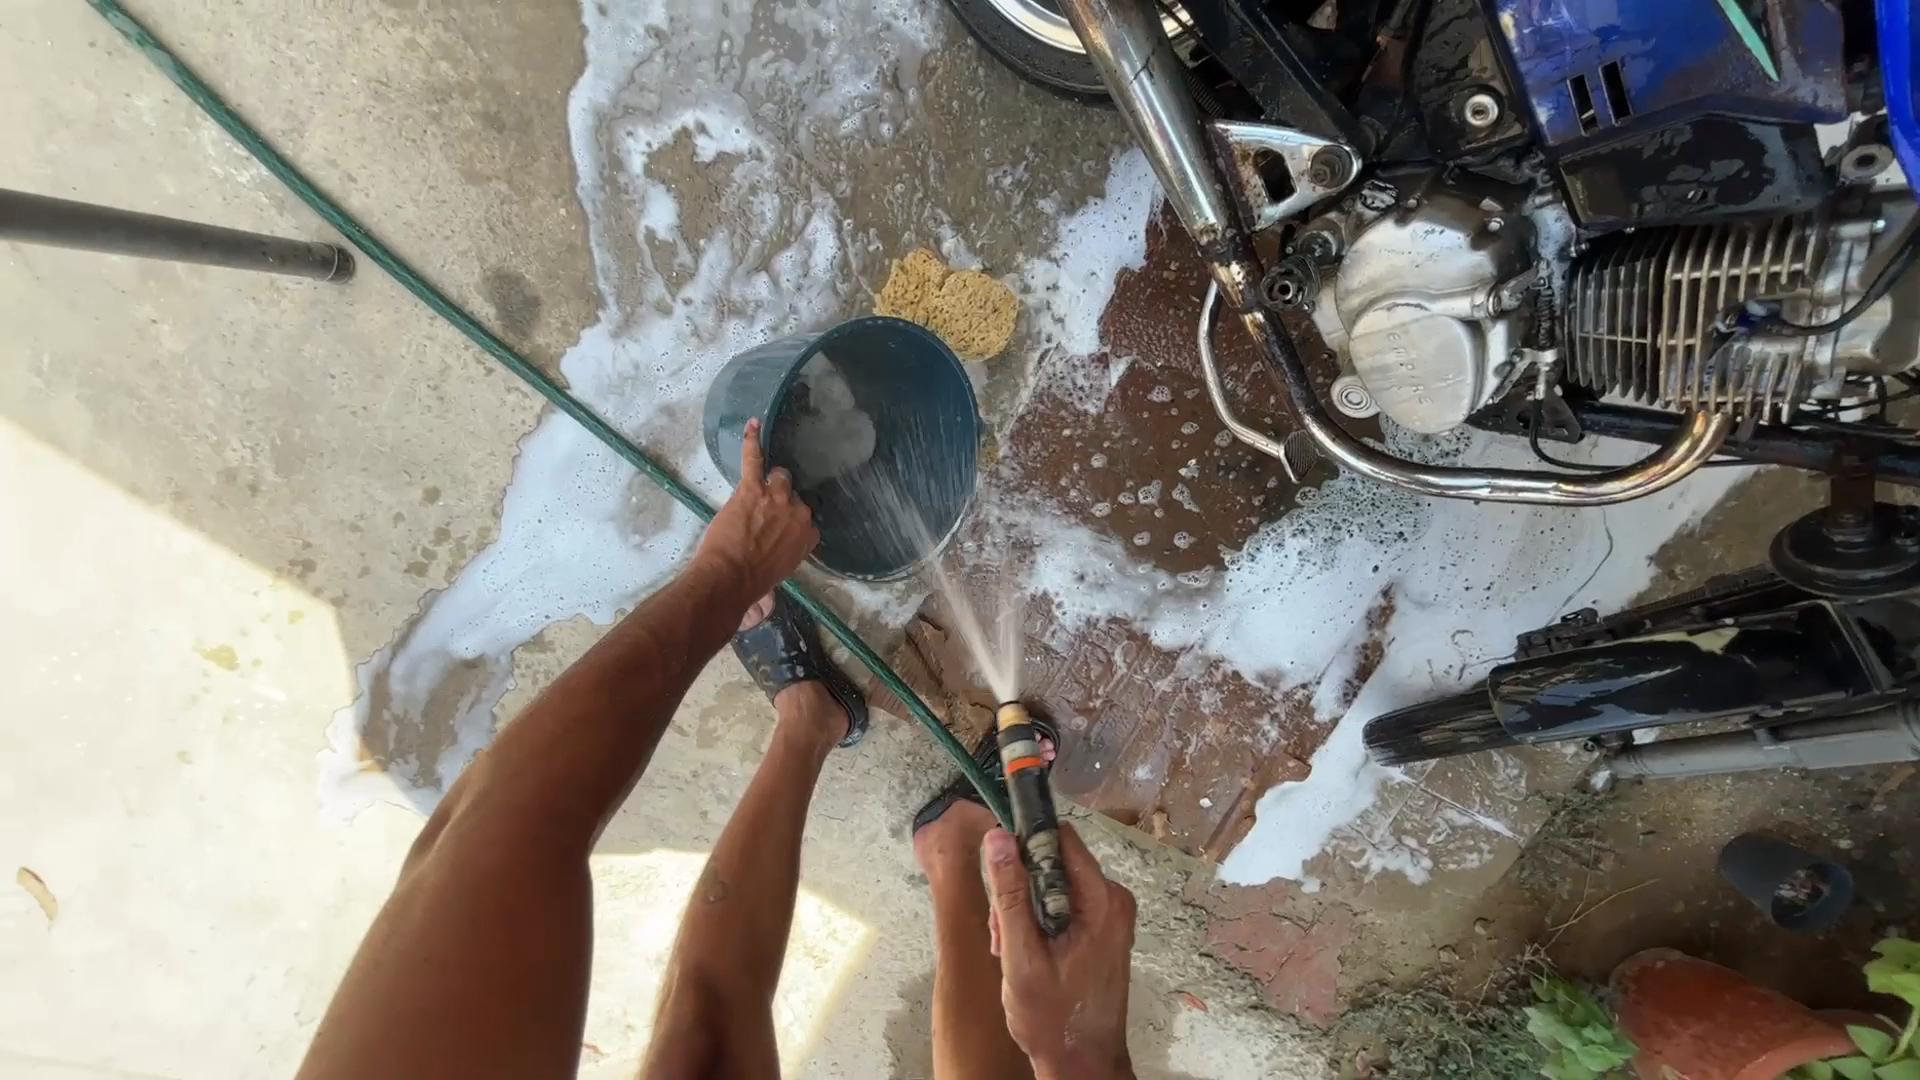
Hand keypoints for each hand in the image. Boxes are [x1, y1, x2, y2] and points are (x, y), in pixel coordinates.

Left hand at [692, 418, 818, 601]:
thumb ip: (774, 585)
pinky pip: (754, 459)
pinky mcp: (752, 489)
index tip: (780, 529)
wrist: (729, 580)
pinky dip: (752, 441)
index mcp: (807, 539)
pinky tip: (753, 424)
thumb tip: (761, 608)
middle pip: (793, 497)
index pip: (806, 521)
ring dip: (771, 479)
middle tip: (764, 511)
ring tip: (760, 482)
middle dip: (781, 502)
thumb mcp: (771, 589)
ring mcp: (776, 499)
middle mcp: (798, 515)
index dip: (790, 523)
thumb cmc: (750, 588)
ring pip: (779, 477)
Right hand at [982, 824, 1137, 1079]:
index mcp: (1102, 900)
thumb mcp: (1021, 956)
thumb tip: (999, 836)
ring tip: (1007, 946)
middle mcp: (1113, 899)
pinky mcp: (1103, 927)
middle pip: (1055, 862)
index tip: (999, 870)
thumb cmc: (1052, 1019)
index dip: (1026, 844)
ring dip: (1024, 907)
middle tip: (1000, 928)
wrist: (1081, 1068)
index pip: (1061, 839)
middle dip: (1020, 887)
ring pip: (1055, 883)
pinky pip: (1064, 902)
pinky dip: (1039, 920)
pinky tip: (1023, 950)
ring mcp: (1110, 914)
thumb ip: (1009, 894)